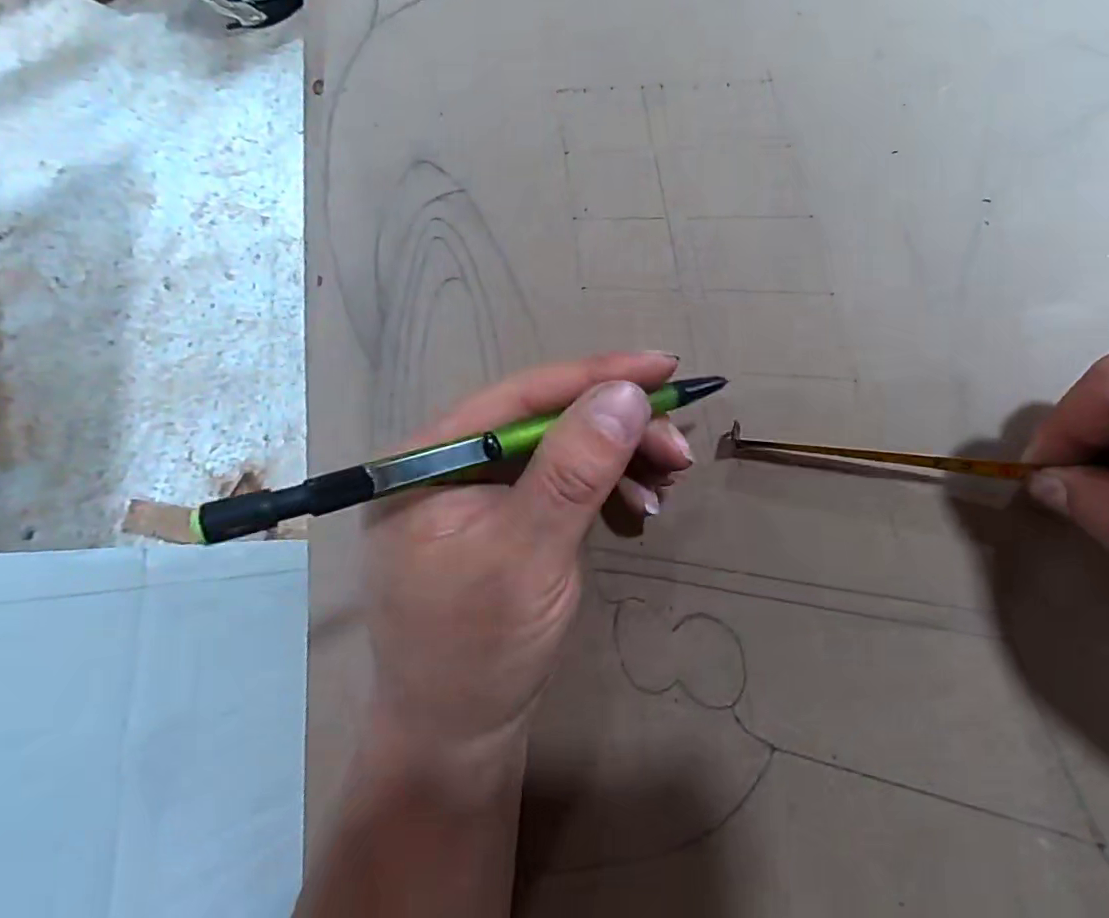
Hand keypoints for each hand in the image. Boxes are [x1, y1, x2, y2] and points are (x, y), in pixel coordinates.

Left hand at [362, 352, 696, 762]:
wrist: (457, 741)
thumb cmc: (478, 652)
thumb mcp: (530, 554)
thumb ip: (574, 470)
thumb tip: (626, 393)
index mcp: (429, 460)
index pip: (522, 396)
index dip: (597, 376)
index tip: (665, 368)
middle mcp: (448, 466)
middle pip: (545, 420)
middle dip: (616, 428)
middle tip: (678, 451)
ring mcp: (476, 496)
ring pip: (560, 450)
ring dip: (618, 458)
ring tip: (668, 481)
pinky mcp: (503, 521)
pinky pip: (560, 485)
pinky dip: (603, 488)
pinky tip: (638, 505)